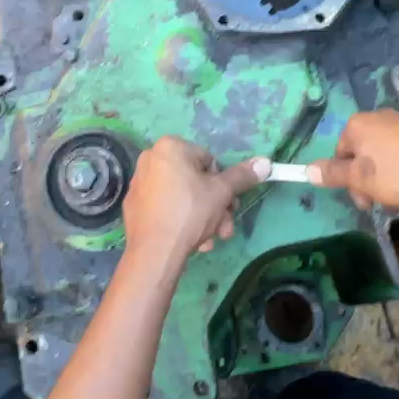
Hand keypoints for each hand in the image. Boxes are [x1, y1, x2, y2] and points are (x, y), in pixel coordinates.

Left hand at [122, 137, 266, 269]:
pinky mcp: (134, 205)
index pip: (208, 161)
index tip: (229, 206)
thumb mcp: (221, 193)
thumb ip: (242, 176)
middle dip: (214, 207)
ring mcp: (139, 182)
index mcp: (169, 147)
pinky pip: (164, 207)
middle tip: (224, 228)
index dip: (222, 185)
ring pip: (182, 197)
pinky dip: (180, 221)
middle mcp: (151, 158)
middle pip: (195, 181)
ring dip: (202, 218)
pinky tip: (191, 241)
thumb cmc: (189, 212)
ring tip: (209, 240)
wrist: (154, 251)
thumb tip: (264, 162)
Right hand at [308, 110, 398, 209]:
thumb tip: (306, 170)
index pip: (341, 153)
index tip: (365, 202)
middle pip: (366, 156)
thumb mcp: (361, 179)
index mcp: (358, 125)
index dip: (348, 181)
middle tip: (387, 203)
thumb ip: (333, 174)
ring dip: (395, 182)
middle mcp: (381, 118)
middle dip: (373, 183)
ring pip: (390, 159)